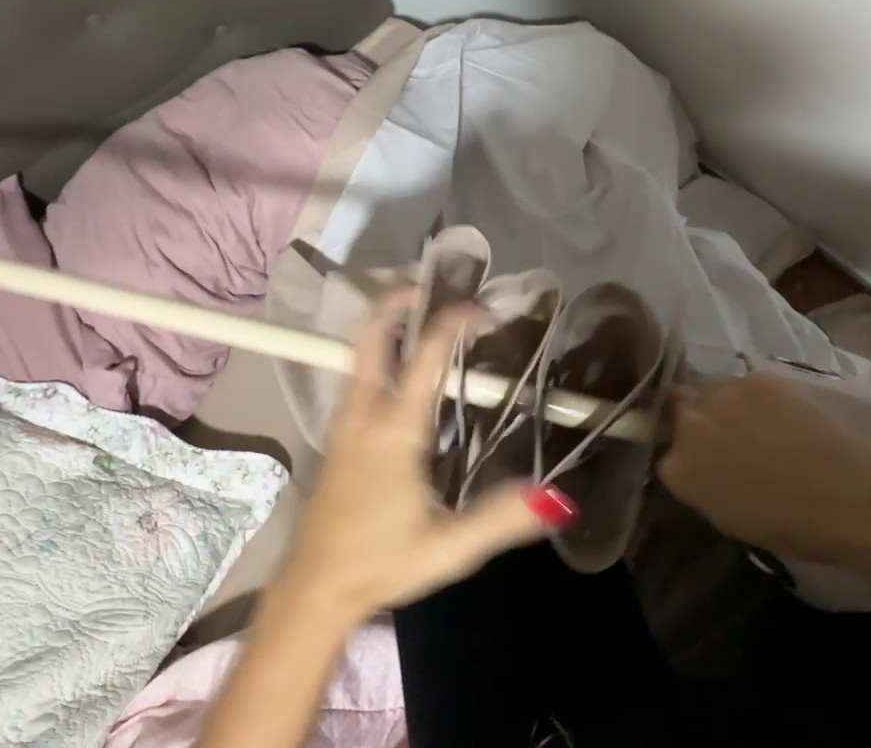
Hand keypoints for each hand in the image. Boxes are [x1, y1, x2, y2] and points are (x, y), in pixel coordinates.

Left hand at [276, 287, 574, 622]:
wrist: (314, 585)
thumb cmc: (381, 562)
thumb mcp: (449, 547)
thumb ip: (501, 518)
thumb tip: (557, 496)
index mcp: (395, 430)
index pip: (425, 357)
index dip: (452, 322)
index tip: (481, 309)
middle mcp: (363, 414)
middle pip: (370, 336)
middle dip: (396, 301)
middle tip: (429, 285)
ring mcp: (342, 422)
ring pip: (356, 353)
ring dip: (384, 325)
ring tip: (419, 315)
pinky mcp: (334, 437)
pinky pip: (354, 376)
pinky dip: (376, 354)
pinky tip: (399, 371)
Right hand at [657, 372, 870, 574]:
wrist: (851, 500)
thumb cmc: (790, 525)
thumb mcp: (726, 517)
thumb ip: (697, 483)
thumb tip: (698, 465)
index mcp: (678, 469)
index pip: (664, 452)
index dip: (684, 454)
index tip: (703, 462)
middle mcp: (688, 425)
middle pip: (676, 408)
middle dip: (690, 417)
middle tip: (721, 435)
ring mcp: (721, 396)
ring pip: (708, 389)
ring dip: (722, 403)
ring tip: (754, 421)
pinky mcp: (755, 379)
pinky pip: (743, 383)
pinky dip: (754, 397)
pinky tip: (779, 414)